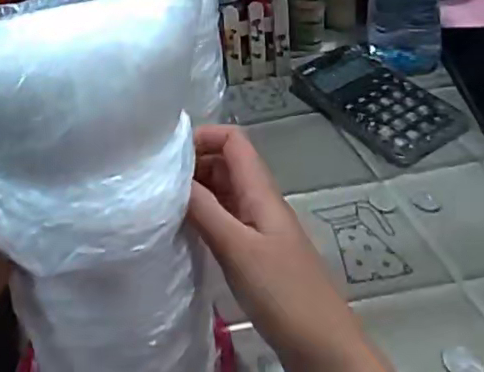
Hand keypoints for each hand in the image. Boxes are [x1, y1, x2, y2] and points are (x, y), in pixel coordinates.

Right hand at [186, 125, 390, 371]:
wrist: (323, 345)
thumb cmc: (283, 291)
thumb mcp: (238, 250)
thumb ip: (206, 211)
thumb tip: (173, 177)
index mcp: (260, 190)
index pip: (233, 140)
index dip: (204, 137)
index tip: (169, 156)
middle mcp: (260, 200)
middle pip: (227, 163)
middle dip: (194, 164)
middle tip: (160, 184)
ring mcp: (259, 227)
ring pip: (225, 191)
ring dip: (198, 191)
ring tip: (166, 206)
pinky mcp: (256, 253)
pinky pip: (226, 219)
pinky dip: (205, 217)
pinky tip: (186, 233)